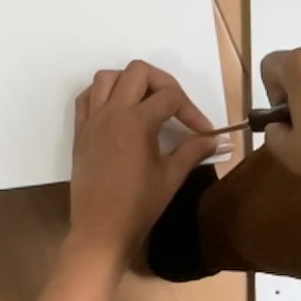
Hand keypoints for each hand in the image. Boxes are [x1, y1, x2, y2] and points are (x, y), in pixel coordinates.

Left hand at [69, 61, 222, 261]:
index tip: (203, 131)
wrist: (101, 229)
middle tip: (175, 106)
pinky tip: (117, 109)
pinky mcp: (80, 132)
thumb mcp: (171, 176)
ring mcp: (92, 120)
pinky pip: (86, 97)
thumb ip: (194, 150)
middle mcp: (112, 112)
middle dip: (162, 83)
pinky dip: (101, 94)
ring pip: (107, 77)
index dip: (192, 111)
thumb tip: (220, 140)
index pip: (170, 97)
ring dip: (129, 80)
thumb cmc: (138, 206)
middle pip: (138, 72)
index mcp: (137, 121)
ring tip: (145, 101)